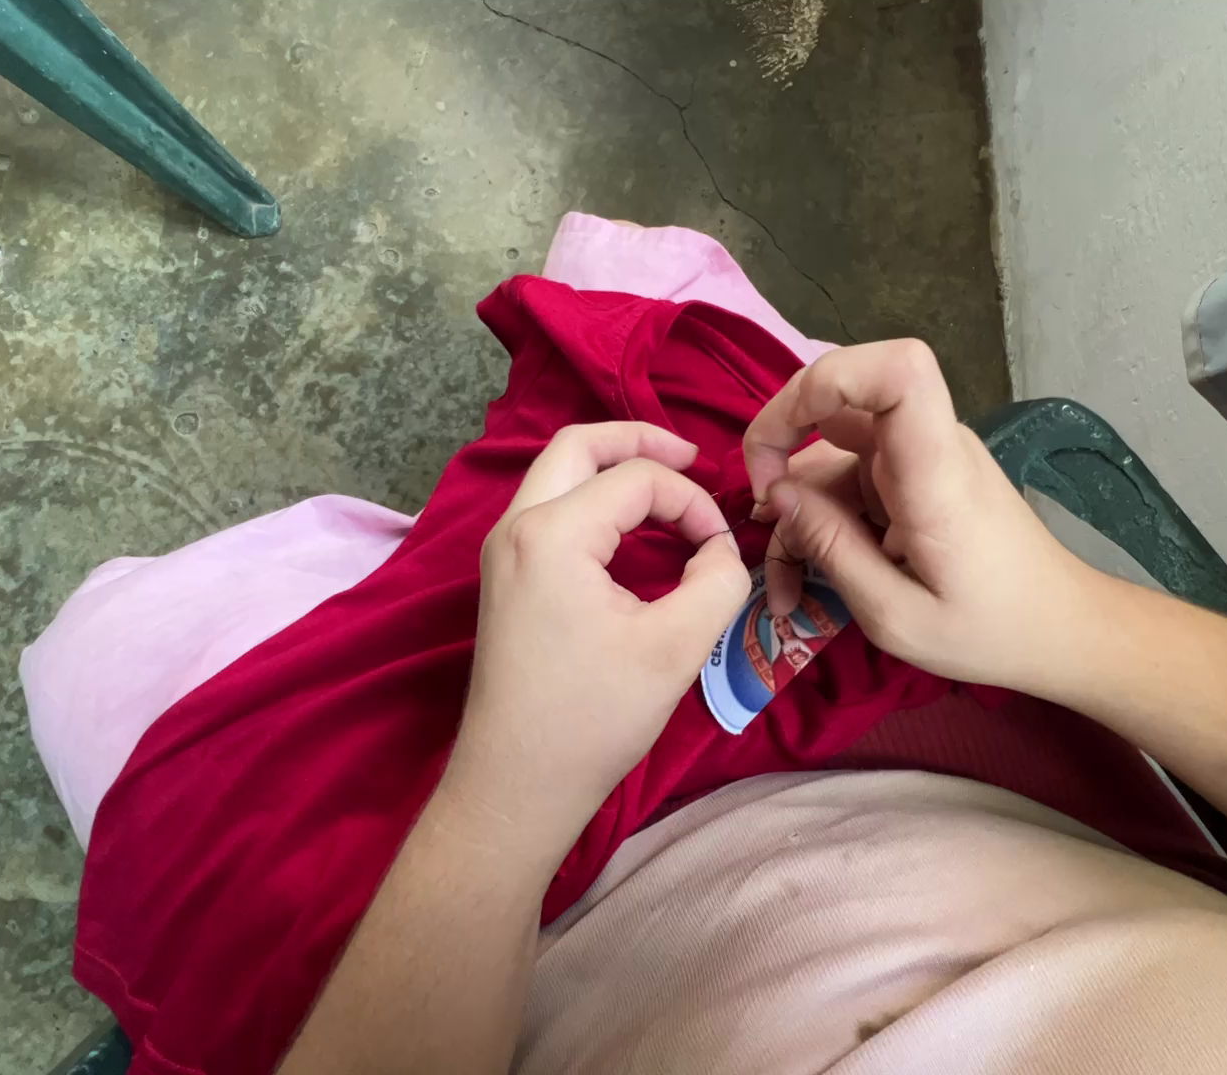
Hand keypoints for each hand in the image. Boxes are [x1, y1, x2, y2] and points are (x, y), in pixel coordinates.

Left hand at [447, 422, 750, 854]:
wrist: (516, 785)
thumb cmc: (593, 718)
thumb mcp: (677, 645)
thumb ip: (718, 580)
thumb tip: (722, 549)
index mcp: (552, 533)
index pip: (638, 480)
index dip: (693, 502)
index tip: (723, 549)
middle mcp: (516, 526)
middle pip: (578, 446)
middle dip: (640, 441)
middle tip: (693, 458)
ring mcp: (503, 551)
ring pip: (559, 474)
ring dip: (615, 468)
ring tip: (669, 485)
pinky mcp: (507, 578)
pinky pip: (553, 511)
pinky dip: (597, 502)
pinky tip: (633, 528)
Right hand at [742, 340, 1097, 694]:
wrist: (1059, 630)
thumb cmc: (988, 631)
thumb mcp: (894, 614)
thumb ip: (831, 547)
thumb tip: (775, 492)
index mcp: (935, 472)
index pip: (895, 370)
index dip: (822, 382)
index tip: (777, 453)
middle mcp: (928, 446)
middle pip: (838, 404)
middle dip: (780, 452)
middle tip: (757, 517)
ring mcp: (919, 458)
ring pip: (830, 451)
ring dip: (797, 509)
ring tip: (786, 586)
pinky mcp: (913, 477)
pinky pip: (848, 480)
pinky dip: (821, 521)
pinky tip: (809, 575)